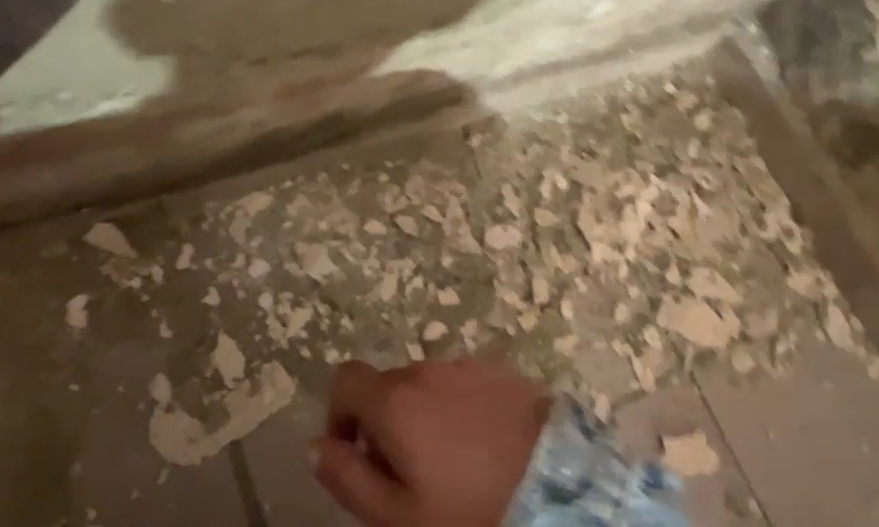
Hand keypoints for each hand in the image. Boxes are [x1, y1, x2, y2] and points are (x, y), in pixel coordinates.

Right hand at [315, 357, 551, 526]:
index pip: (344, 378)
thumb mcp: (397, 516)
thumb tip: (316, 445)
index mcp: (394, 399)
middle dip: (385, 422)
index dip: (339, 413)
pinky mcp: (506, 373)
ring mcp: (470, 367)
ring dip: (425, 415)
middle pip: (388, 385)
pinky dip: (462, 409)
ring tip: (452, 463)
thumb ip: (347, 477)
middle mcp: (427, 369)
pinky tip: (484, 447)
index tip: (355, 452)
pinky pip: (466, 386)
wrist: (562, 493)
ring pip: (428, 386)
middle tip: (407, 473)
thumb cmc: (470, 509)